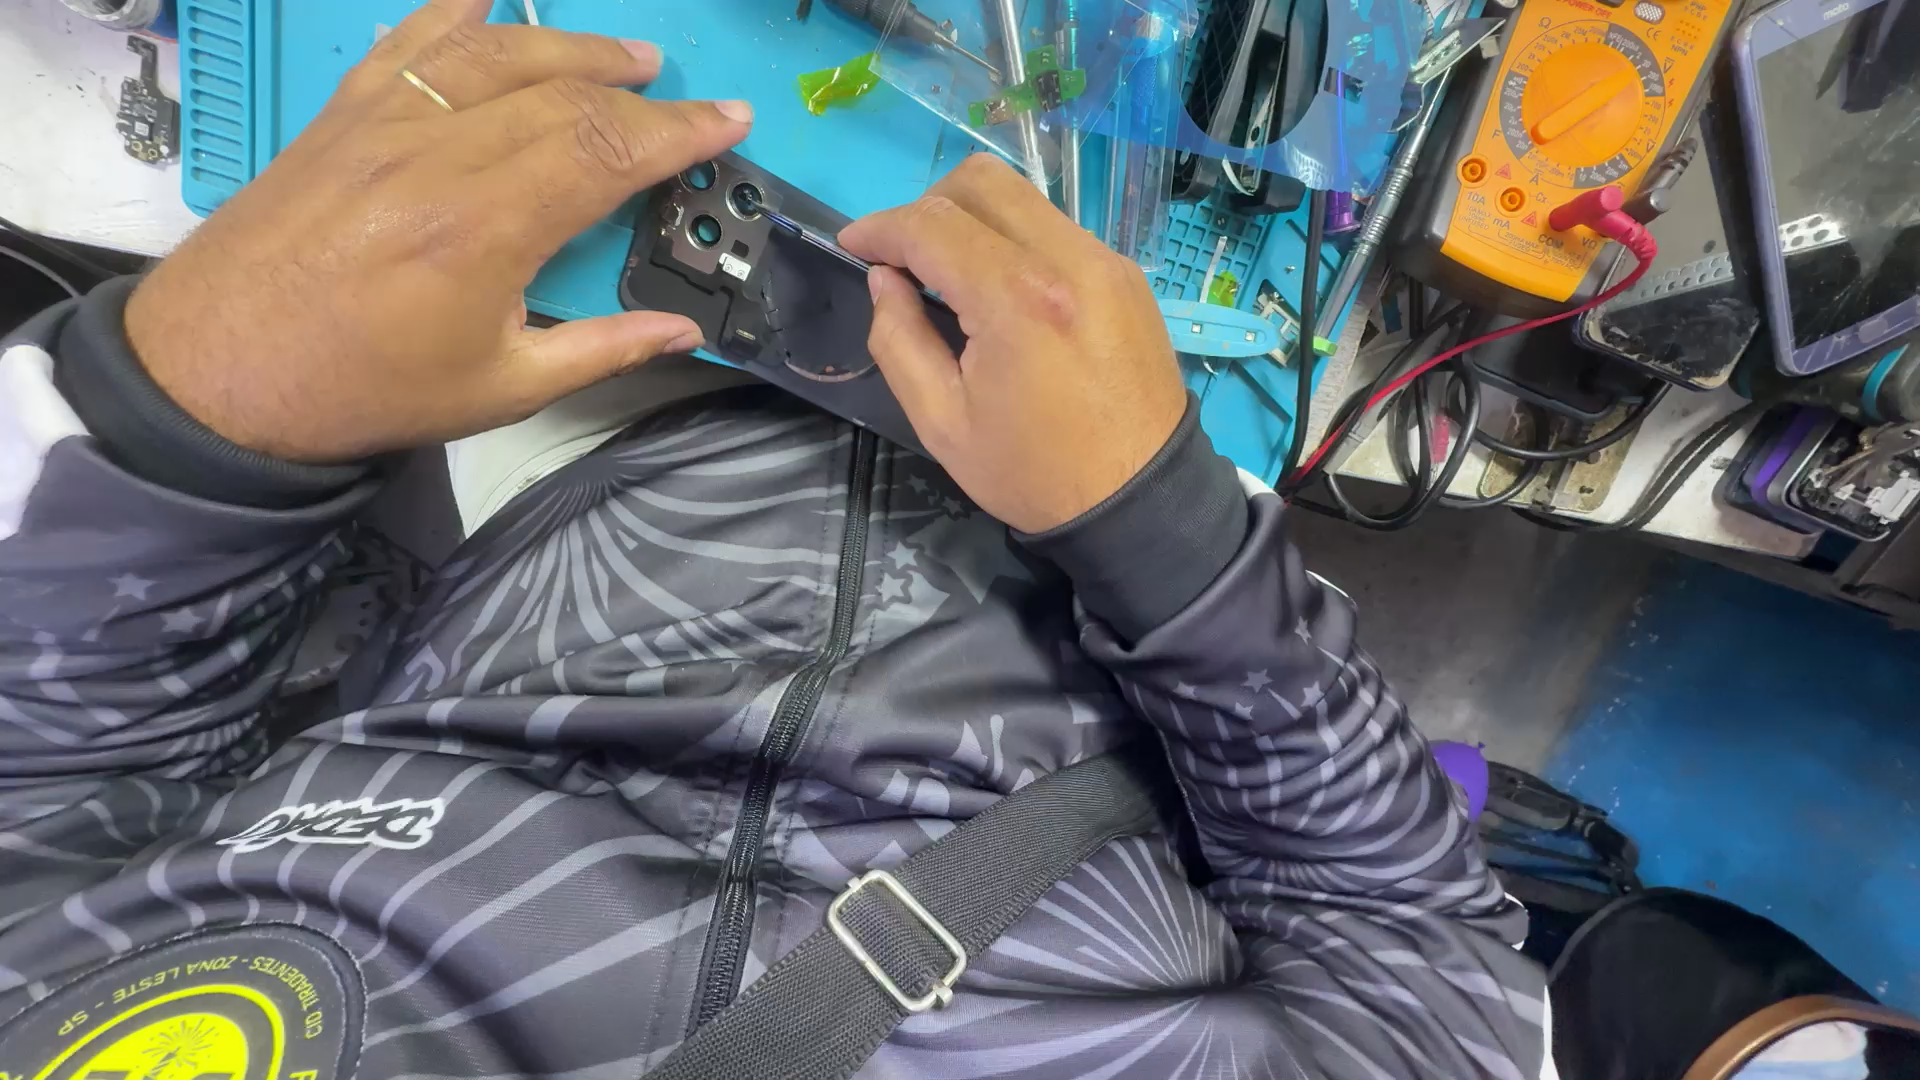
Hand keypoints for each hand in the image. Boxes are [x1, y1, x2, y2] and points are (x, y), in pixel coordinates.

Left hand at [124, 0, 752, 462]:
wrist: (224, 374)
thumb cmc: (377, 389)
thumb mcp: (509, 387)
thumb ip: (606, 350)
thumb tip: (685, 332)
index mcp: (485, 228)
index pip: (603, 152)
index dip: (677, 134)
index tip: (729, 123)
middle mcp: (436, 155)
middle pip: (562, 97)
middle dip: (645, 98)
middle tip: (696, 106)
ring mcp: (384, 125)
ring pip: (493, 54)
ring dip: (572, 46)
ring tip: (629, 55)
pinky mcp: (345, 118)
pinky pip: (409, 43)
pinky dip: (458, 11)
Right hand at [839, 155, 1185, 533]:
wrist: (1138, 497)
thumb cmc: (1033, 472)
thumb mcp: (943, 423)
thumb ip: (898, 341)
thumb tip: (885, 280)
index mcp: (1016, 300)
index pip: (931, 224)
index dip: (880, 228)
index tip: (854, 246)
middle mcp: (1068, 258)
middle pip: (980, 182)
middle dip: (925, 206)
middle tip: (904, 258)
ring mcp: (1105, 261)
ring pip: (1023, 199)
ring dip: (972, 221)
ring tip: (951, 276)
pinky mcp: (1126, 275)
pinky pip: (1056, 230)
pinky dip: (1014, 242)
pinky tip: (1004, 293)